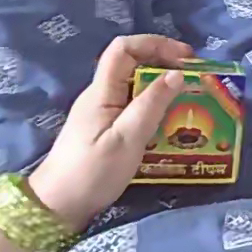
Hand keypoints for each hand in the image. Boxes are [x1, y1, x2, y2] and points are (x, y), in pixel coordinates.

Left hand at [30, 35, 193, 226]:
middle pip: (132, 63)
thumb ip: (152, 105)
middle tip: (194, 77)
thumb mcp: (127, 139)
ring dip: (162, 86)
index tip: (185, 57)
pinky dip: (154, 106)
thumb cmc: (92, 173)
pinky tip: (170, 121)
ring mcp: (101, 111)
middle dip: (164, 63)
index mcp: (102, 91)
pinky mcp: (104, 128)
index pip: (124, 48)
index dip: (155, 44)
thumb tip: (177, 74)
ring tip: (188, 98)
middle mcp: (100, 94)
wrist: (56, 207)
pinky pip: (132, 105)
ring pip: (134, 85)